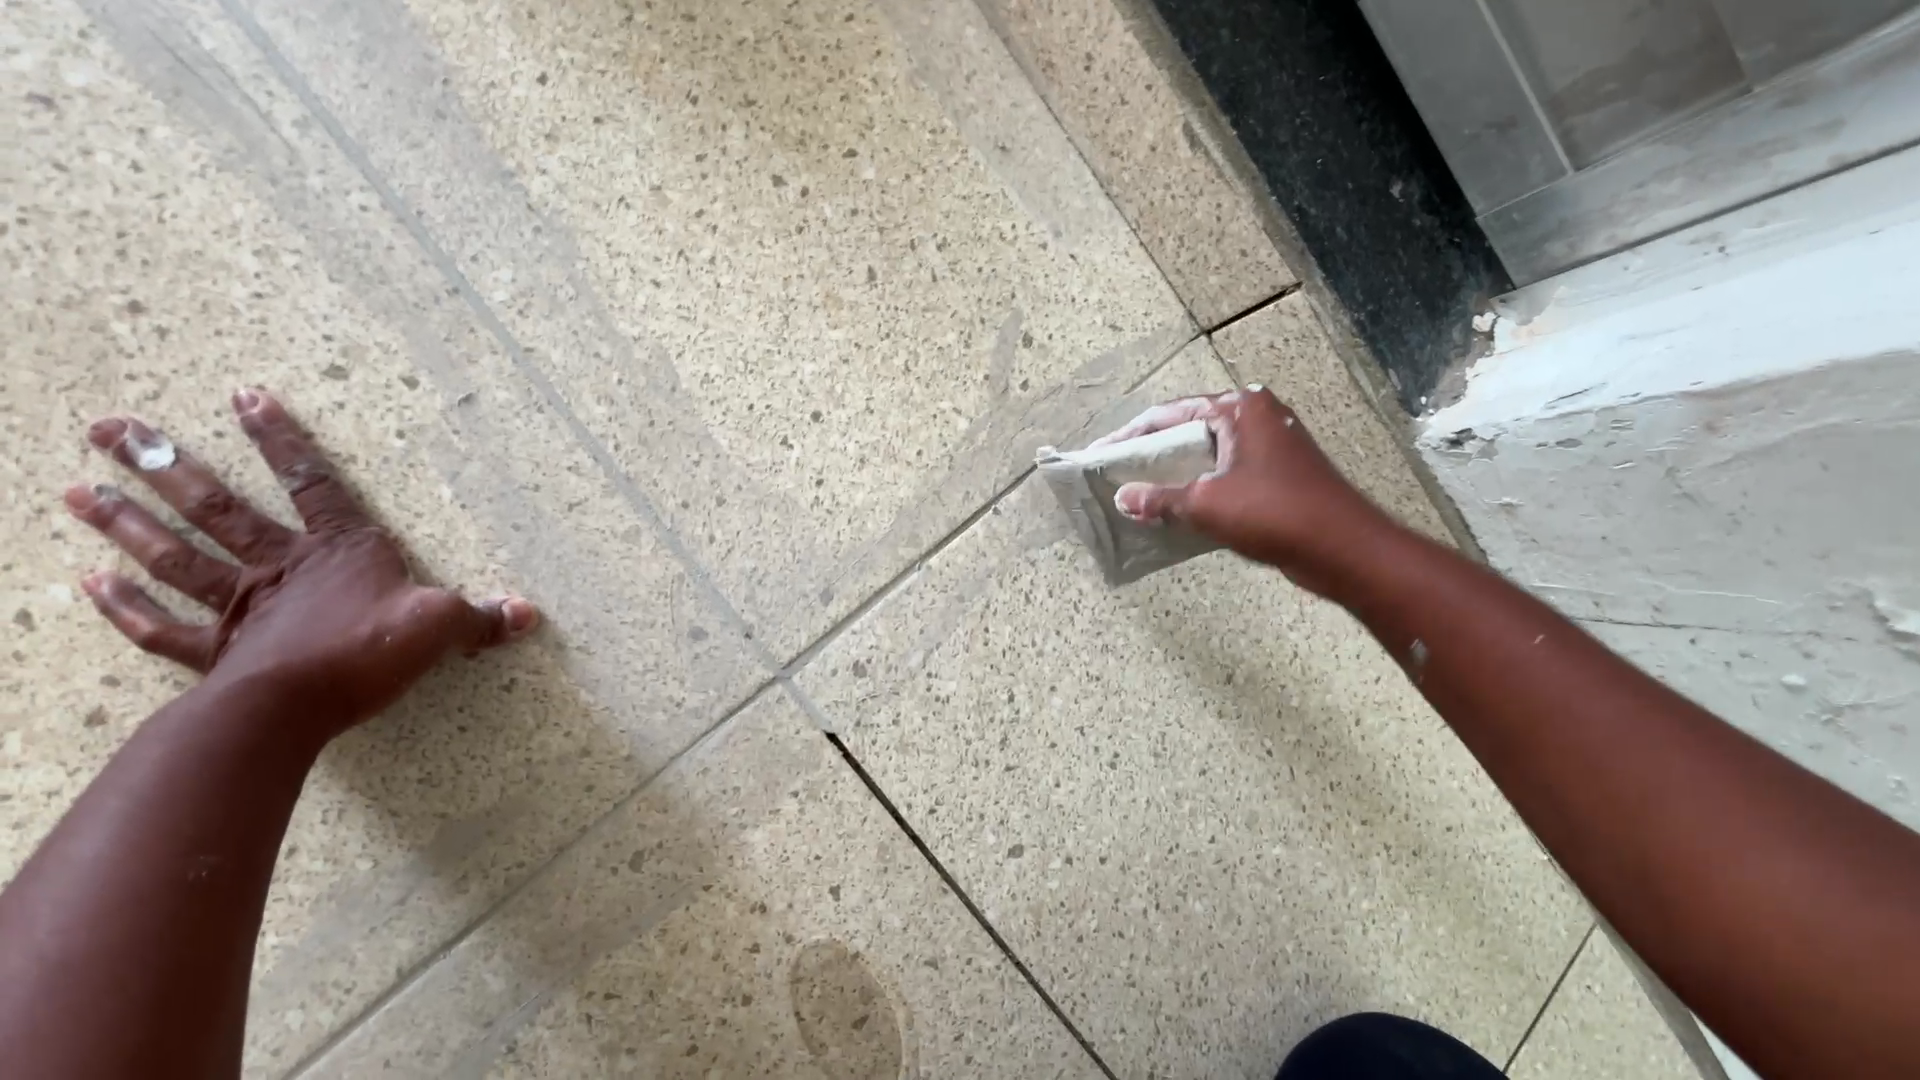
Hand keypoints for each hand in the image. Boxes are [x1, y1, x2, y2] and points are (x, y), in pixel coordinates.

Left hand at [64, 388, 537, 738]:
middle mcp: (280, 568)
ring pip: (177, 556)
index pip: (311, 483)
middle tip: (109, 429)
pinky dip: (123, 607)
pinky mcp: (215, 651)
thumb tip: (528, 614)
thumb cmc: (367, 652)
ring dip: (127, 522)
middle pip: (217, 509)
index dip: (282, 439)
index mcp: (337, 552)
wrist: (292, 709)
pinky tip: (86, 583)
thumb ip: (480, 617)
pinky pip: (161, 627)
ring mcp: (239, 608)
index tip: (245, 395)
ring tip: (78, 487)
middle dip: (165, 466)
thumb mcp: (442, 627)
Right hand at [1103, 386, 1393, 591]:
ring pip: (1208, 454)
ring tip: (1140, 493)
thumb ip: (1160, 498)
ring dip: (1175, 473)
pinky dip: (1200, 488)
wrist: (1343, 548)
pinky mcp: (1278, 474)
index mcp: (1240, 408)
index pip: (1169, 413)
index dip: (1130, 435)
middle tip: (1118, 473)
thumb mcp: (1206, 504)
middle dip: (1152, 453)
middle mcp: (1257, 417)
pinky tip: (1177, 510)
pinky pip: (1225, 473)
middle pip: (1188, 430)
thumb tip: (1123, 498)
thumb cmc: (1274, 513)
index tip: (1101, 454)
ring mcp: (1271, 445)